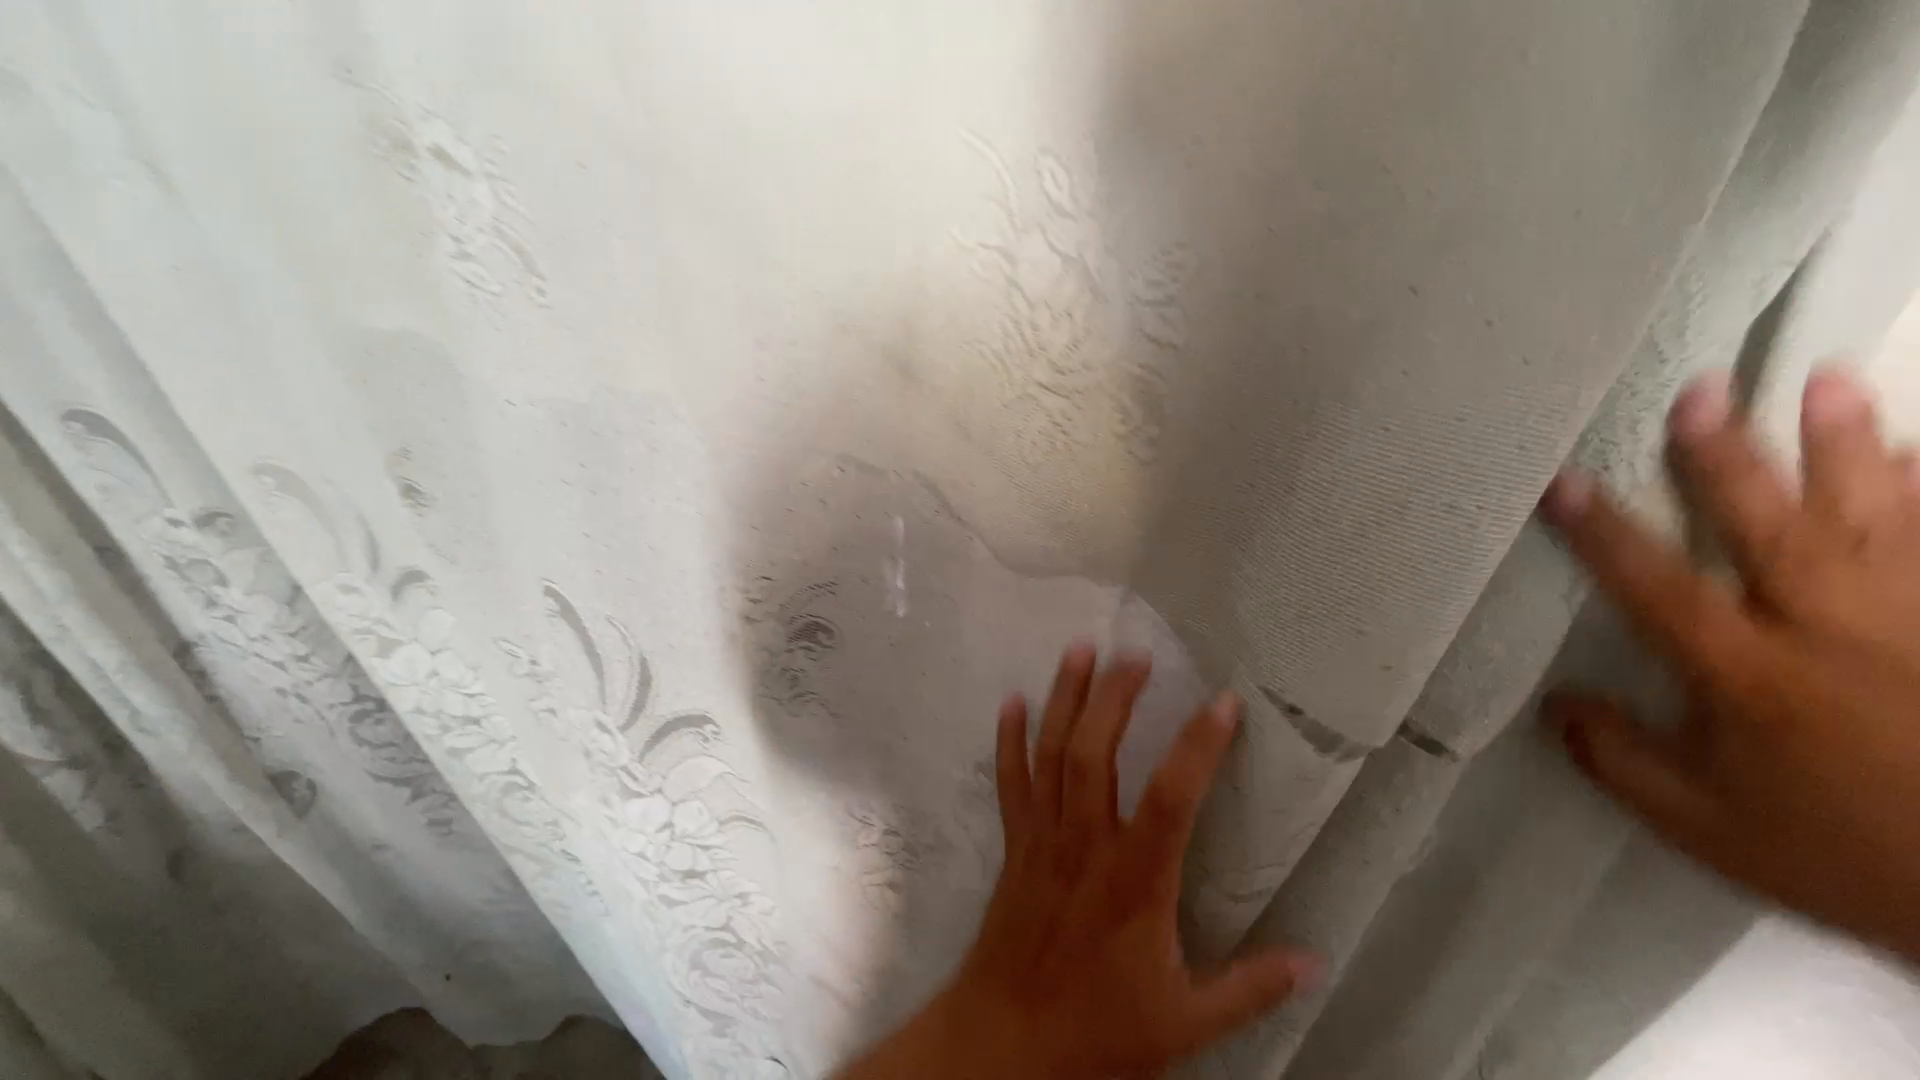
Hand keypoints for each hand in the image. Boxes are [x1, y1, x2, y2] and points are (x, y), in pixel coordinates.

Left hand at [838, 645, 1319, 1078]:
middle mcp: (1085, 845)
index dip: (1198, 746)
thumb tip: (1317, 964)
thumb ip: (1251, 987)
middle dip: (1114, 697)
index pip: (1171, 797)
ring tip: (1080, 650)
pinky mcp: (1015, 847)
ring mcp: (1042, 840)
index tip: (1224, 702)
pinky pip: (1009, 783)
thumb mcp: (1187, 1020)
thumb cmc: (1098, 1029)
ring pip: (1051, 755)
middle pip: (1096, 754)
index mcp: (1136, 880)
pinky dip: (1009, 740)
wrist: (1006, 1041)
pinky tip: (1012, 701)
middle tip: (1136, 654)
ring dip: (1064, 699)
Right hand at [1541, 366, 1919, 962]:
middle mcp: (1830, 630)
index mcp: (1749, 675)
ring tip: (1828, 380)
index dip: (1603, 533)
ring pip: (1878, 516)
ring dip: (1849, 446)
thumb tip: (1555, 706)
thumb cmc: (1841, 853)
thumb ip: (1622, 761)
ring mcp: (1918, 621)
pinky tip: (1918, 455)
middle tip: (1702, 390)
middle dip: (1729, 459)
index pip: (1658, 588)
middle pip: (1771, 528)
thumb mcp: (1705, 828)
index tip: (1561, 482)